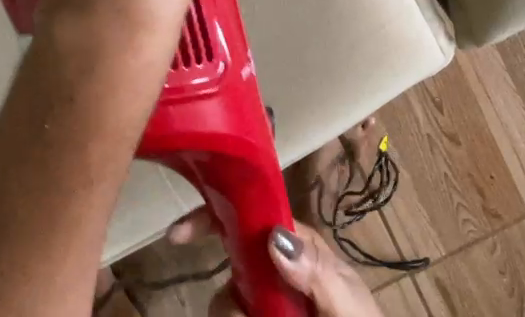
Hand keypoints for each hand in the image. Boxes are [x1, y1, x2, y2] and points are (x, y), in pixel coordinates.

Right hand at [205, 223, 382, 316]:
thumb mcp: (345, 297)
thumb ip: (315, 270)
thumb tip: (273, 234)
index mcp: (299, 248)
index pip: (255, 219)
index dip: (214, 217)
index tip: (179, 234)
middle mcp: (279, 270)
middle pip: (232, 266)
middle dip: (224, 294)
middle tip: (229, 316)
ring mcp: (269, 301)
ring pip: (227, 303)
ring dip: (231, 314)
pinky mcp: (261, 316)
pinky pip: (232, 314)